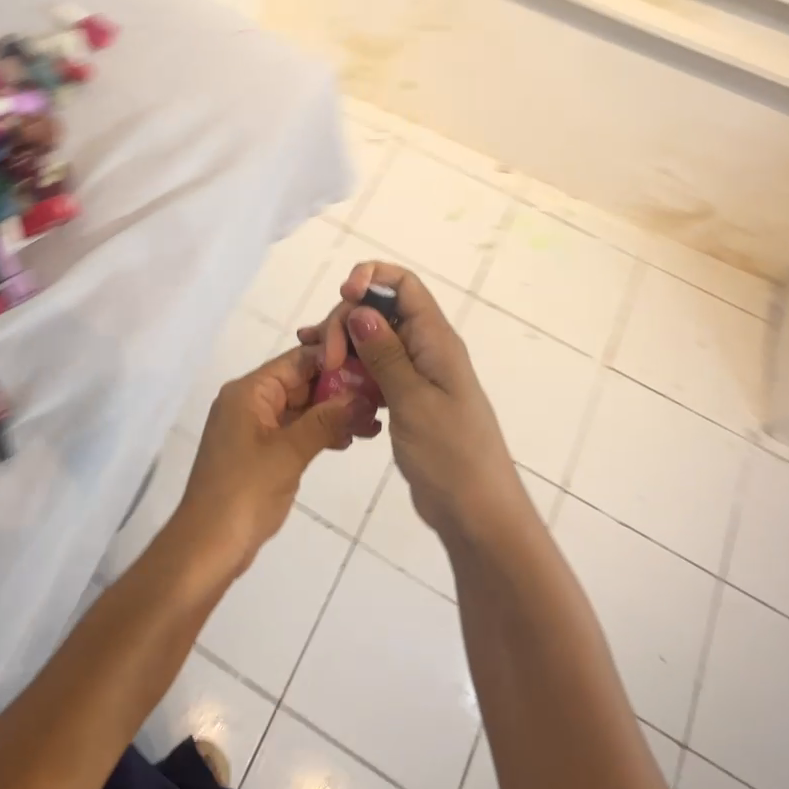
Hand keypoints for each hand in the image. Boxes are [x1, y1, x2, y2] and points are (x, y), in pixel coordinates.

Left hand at [172, 346, 355, 570]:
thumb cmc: (244, 491)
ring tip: (374, 422)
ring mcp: (253, 428)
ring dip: (334, 413)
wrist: (209, 544)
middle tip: (383, 396)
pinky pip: (294, 431)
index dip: (335, 359)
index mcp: (248, 392)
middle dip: (339, 389)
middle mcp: (249, 402)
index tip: (375, 364)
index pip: (297, 361)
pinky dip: (320, 433)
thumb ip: (326, 421)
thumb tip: (364, 396)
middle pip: (300, 382)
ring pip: (300, 409)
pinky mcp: (260, 452)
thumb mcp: (289, 453)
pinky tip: (350, 440)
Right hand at [297, 263, 521, 538]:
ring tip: (313, 360)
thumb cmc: (451, 455)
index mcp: (435, 341)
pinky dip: (350, 370)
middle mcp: (426, 349)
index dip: (371, 277)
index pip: (404, 284)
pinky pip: (373, 371)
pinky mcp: (405, 399)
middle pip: (380, 310)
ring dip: (342, 345)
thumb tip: (361, 310)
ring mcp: (416, 375)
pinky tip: (325, 380)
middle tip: (326, 359)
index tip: (342, 297)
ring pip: (372, 341)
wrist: (476, 511)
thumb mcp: (413, 401)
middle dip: (346, 321)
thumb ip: (385, 354)